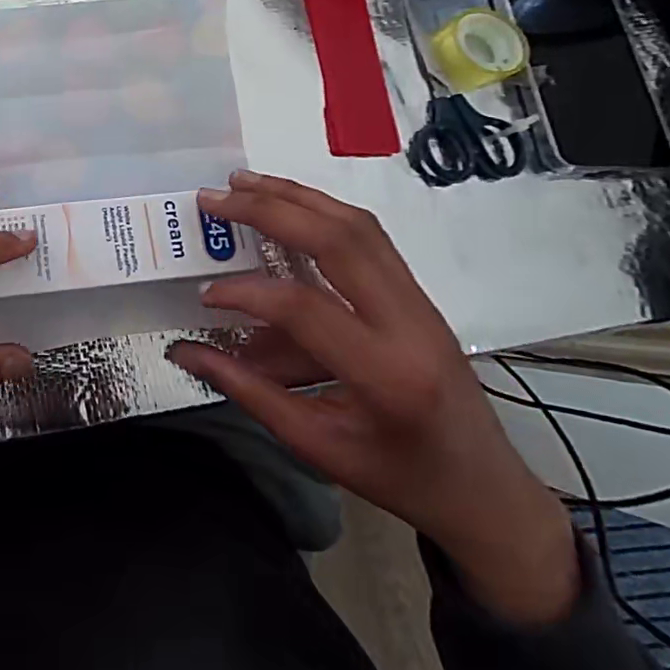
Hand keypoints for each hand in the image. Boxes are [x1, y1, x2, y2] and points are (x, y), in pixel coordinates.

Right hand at [168, 170, 579, 624]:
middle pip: (338, 240)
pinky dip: (323, 212)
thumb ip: (249, 392)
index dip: (247, 293)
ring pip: (358, 226)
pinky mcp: (417, 292)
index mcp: (385, 374)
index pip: (305, 308)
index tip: (206, 293)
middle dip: (271, 209)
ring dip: (298, 197)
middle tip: (218, 196)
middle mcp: (409, 321)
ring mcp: (420, 300)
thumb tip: (187, 352)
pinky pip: (370, 238)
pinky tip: (289, 205)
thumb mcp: (316, 445)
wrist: (482, 486)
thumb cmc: (397, 476)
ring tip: (246, 183)